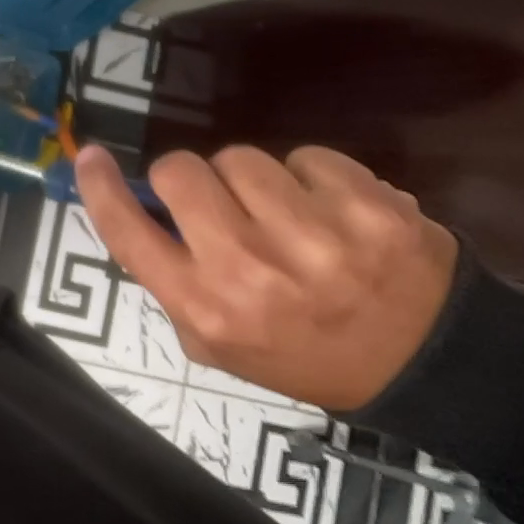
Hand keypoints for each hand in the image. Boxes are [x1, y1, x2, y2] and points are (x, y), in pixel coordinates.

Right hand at [74, 143, 458, 410]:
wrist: (432, 366)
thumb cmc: (304, 354)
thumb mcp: (218, 343)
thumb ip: (172, 283)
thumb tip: (140, 210)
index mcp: (206, 305)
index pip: (128, 231)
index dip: (100, 187)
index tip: (90, 158)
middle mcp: (249, 269)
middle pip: (181, 171)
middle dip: (189, 178)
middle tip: (215, 200)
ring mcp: (314, 236)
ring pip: (243, 158)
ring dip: (252, 179)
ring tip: (284, 212)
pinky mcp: (371, 209)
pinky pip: (308, 156)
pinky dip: (312, 177)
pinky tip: (331, 211)